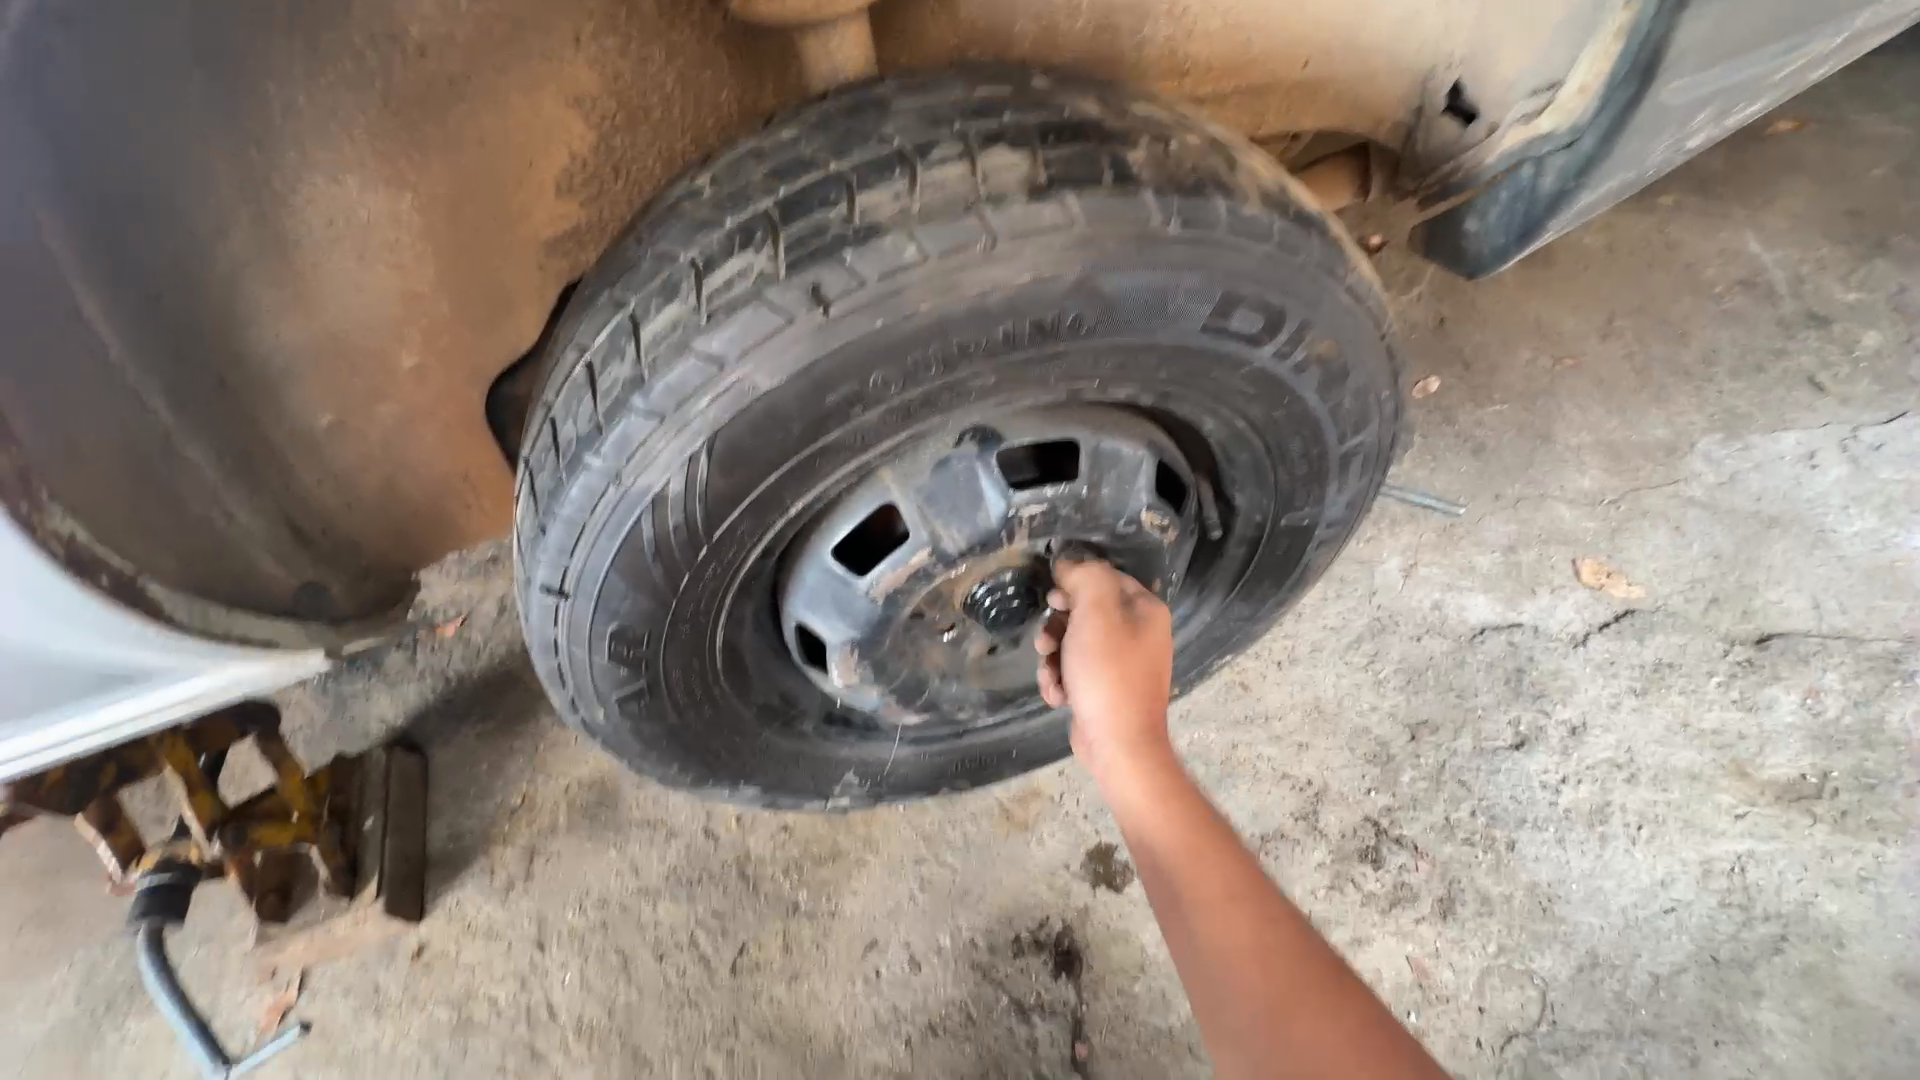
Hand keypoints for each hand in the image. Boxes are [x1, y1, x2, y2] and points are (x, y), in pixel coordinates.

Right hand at [1035, 557, 1175, 773]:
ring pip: (1073, 644)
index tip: (1053, 600)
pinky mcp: (1106, 689)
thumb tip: (1068, 564)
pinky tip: (1058, 696)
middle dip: (1056, 628)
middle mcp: (1139, 633)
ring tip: (1051, 675)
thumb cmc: (1108, 672)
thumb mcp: (1096, 612)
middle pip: (1084, 612)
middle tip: (1046, 642)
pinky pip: (1075, 672)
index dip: (1073, 586)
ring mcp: (1123, 664)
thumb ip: (1084, 576)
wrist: (1119, 744)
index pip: (1103, 578)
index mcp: (1145, 609)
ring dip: (1053, 659)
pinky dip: (1061, 681)